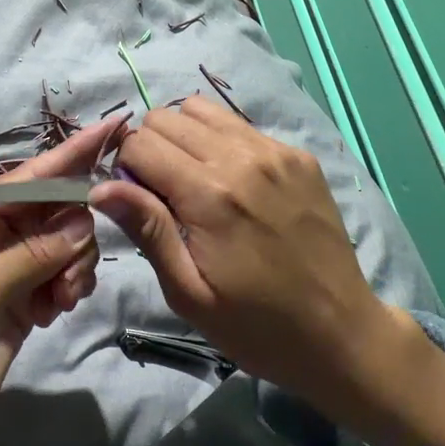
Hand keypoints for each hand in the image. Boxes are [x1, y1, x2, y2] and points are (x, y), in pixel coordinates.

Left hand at [0, 114, 127, 445]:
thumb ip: (32, 255)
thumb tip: (84, 221)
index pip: (30, 175)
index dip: (72, 152)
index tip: (115, 126)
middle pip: (55, 208)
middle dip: (76, 233)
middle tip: (74, 277)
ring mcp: (10, 267)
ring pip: (65, 243)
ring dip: (75, 267)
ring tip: (61, 302)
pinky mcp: (24, 300)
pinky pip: (63, 275)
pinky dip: (70, 288)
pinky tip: (55, 313)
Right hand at [91, 96, 444, 445]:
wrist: (343, 335)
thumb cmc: (257, 326)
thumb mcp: (190, 293)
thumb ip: (148, 230)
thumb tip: (101, 186)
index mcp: (210, 195)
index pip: (139, 143)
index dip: (127, 168)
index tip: (139, 200)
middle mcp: (241, 158)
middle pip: (165, 116)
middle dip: (152, 148)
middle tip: (165, 193)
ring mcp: (274, 151)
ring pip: (201, 109)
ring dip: (185, 137)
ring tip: (196, 181)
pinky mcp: (298, 155)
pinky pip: (240, 124)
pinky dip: (222, 141)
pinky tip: (234, 183)